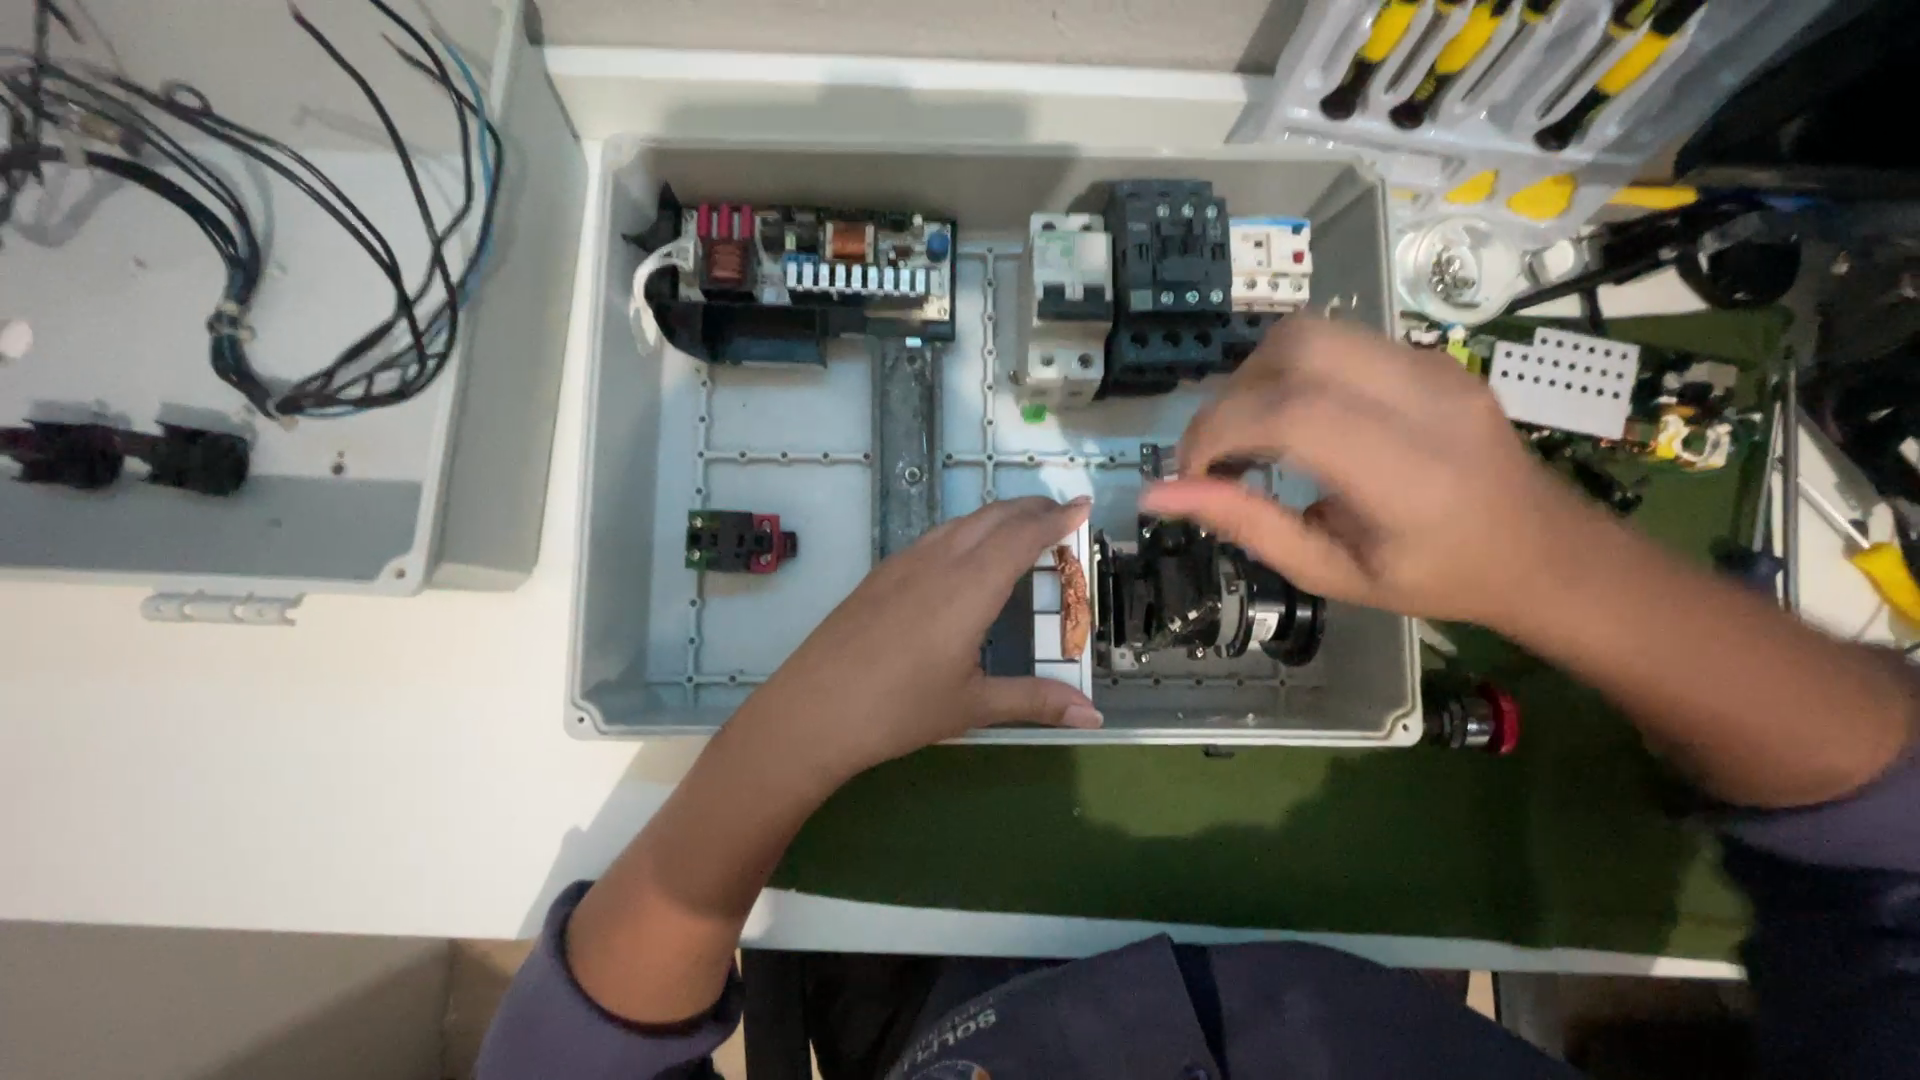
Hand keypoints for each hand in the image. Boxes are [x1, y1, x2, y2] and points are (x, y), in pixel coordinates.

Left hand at [731, 496, 1102, 778]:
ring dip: (996, 517)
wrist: (813, 710)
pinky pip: (934, 537)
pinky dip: (965, 531)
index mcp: (970, 587)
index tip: (1083, 506)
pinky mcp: (880, 574)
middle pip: (993, 517)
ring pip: (960, 522)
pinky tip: (964, 553)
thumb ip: (1035, 701)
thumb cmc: (899, 710)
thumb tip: (1094, 718)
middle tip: (1060, 513)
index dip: (1056, 519)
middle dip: (1031, 509)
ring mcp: (904, 563)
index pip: (1023, 536)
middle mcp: (939, 562)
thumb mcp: (972, 705)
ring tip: (1020, 526)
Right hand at [1139, 317, 1596, 626]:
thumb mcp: (1330, 573)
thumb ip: (1246, 526)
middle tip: (1221, 455)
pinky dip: (1288, 374)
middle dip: (1231, 397)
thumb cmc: (1432, 578)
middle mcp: (1425, 401)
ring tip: (1253, 437)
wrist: (1540, 547)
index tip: (1192, 476)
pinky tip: (1294, 422)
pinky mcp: (1428, 354)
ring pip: (1310, 332)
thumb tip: (1156, 494)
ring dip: (1255, 378)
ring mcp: (1432, 366)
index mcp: (1409, 474)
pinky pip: (1335, 341)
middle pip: (1297, 348)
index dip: (1218, 432)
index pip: (1293, 414)